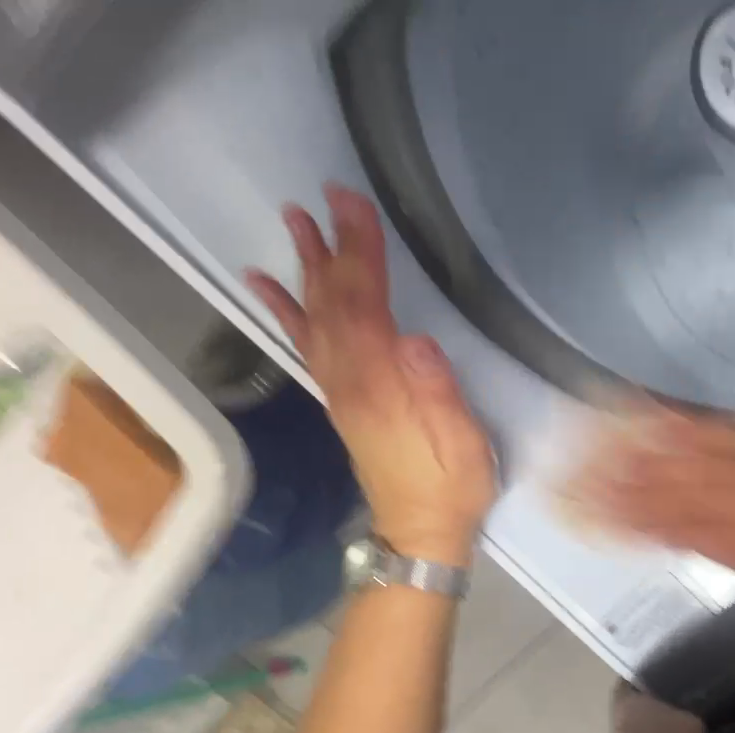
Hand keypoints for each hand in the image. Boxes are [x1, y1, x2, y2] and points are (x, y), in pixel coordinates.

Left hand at [246, 185, 497, 566]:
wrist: (421, 532)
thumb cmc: (453, 488)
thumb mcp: (463, 445)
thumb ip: (439, 393)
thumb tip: (416, 340)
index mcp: (381, 387)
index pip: (365, 306)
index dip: (361, 254)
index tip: (356, 208)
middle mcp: (348, 381)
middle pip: (334, 304)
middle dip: (334, 248)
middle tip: (329, 197)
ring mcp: (339, 390)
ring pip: (315, 318)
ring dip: (307, 268)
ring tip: (297, 222)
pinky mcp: (341, 399)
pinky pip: (307, 347)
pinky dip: (286, 311)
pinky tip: (270, 286)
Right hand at [570, 411, 734, 596]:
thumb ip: (718, 548)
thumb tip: (675, 536)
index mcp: (726, 522)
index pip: (656, 515)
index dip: (613, 510)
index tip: (577, 505)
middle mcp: (730, 483)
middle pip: (659, 476)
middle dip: (608, 471)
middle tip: (567, 464)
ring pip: (681, 447)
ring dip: (633, 441)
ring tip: (591, 430)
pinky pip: (716, 427)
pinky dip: (681, 420)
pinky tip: (659, 413)